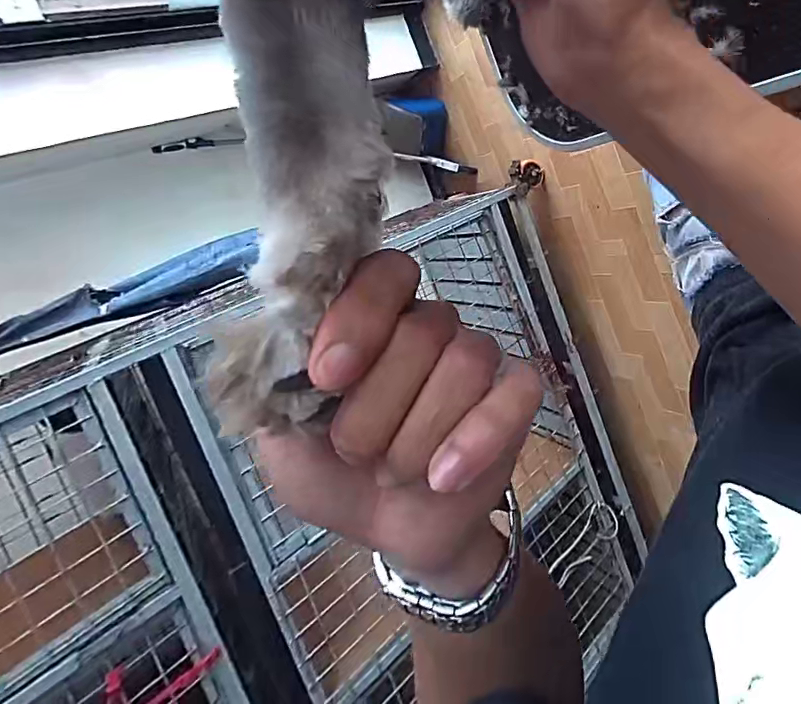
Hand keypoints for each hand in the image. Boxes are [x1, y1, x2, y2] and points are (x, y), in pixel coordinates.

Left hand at [253, 250, 543, 595]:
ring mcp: (478, 357)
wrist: (387, 529)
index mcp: (376, 316)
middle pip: (423, 330)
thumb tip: (290, 342)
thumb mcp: (285, 433)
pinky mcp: (514, 397)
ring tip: (392, 473)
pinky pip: (517, 392)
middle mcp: (430, 324)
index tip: (328, 376)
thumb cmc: (334, 469)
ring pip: (466, 362)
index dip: (360, 314)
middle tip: (354, 452)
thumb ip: (283, 383)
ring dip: (418, 435)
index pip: (386, 272)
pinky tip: (443, 477)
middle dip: (377, 407)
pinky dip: (478, 437)